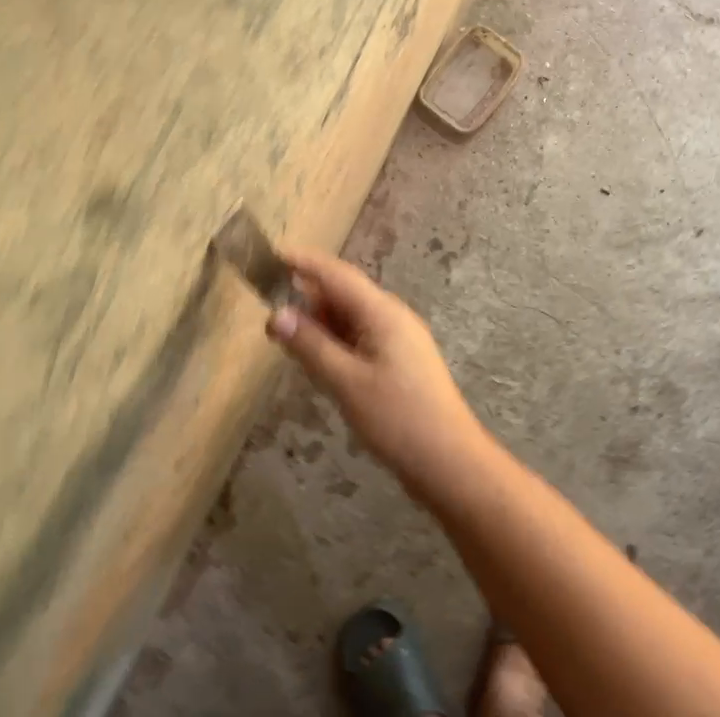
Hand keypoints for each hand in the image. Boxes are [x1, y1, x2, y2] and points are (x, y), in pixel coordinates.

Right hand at [265, 248, 489, 489]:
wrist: (449, 462)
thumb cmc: (397, 418)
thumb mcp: (345, 381)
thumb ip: (310, 345)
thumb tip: (276, 315)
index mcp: (382, 313)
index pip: (336, 274)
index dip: (303, 263)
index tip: (271, 257)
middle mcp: (393, 317)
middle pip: (344, 294)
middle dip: (307, 299)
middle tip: (270, 316)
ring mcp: (400, 341)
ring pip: (352, 319)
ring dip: (321, 324)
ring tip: (287, 340)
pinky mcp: (400, 364)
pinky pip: (361, 339)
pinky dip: (336, 342)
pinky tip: (319, 361)